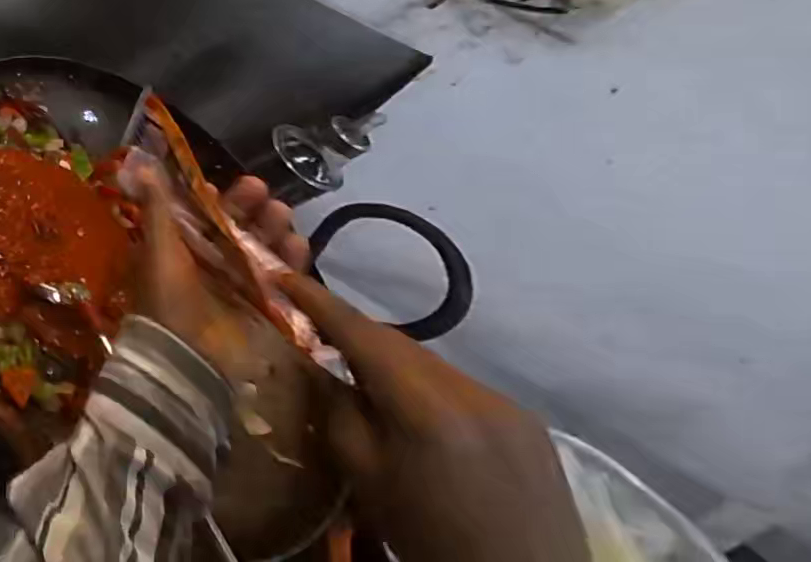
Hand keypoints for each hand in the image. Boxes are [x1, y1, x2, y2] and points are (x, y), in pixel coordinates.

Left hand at [121, 151, 307, 380]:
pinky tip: (300, 244)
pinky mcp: (262, 306)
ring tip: (283, 213)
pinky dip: (292, 262)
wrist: (188, 357)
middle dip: (248, 206)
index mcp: (178, 246)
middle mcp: (207, 261)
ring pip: (259, 247)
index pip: (198, 214)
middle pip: (232, 226)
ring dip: (272, 228)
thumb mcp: (158, 248)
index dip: (210, 198)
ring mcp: (236, 283)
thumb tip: (144, 167)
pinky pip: (281, 278)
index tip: (221, 183)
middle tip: (264, 190)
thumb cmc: (167, 297)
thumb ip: (157, 209)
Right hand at [280, 273, 588, 561]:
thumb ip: (335, 405)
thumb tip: (318, 362)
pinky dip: (423, 381)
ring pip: (425, 358)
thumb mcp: (361, 471)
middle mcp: (470, 391)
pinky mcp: (528, 422)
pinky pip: (457, 382)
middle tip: (311, 326)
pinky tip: (413, 406)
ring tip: (359, 372)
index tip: (282, 274)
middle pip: (394, 340)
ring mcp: (505, 404)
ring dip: (388, 357)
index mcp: (424, 406)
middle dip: (351, 329)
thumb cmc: (426, 535)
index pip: (359, 330)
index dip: (317, 299)